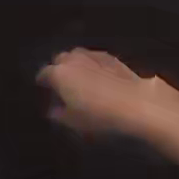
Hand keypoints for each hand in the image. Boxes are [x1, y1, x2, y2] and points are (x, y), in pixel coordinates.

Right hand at [37, 48, 178, 135]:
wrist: (136, 104)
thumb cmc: (100, 117)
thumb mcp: (75, 124)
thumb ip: (59, 115)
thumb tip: (52, 110)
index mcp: (59, 74)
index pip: (44, 74)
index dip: (42, 82)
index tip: (43, 89)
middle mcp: (72, 59)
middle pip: (59, 60)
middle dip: (58, 69)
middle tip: (62, 86)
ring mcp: (92, 55)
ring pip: (76, 56)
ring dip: (75, 65)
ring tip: (80, 80)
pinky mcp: (110, 57)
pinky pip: (93, 58)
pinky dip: (91, 65)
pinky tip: (98, 76)